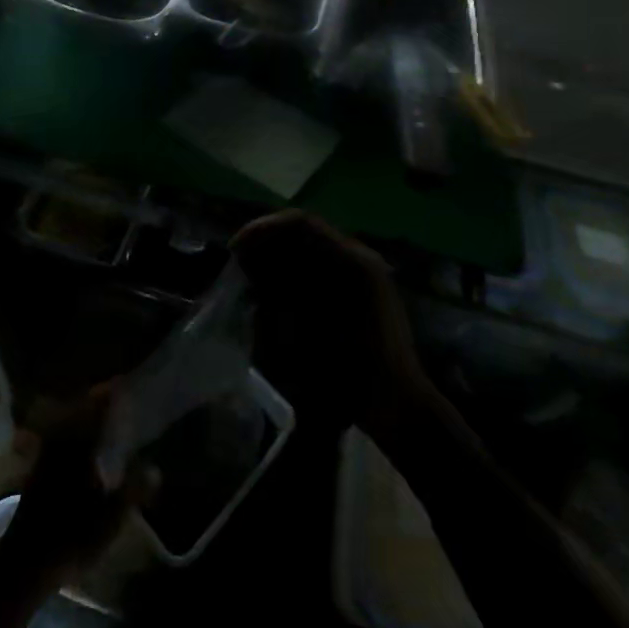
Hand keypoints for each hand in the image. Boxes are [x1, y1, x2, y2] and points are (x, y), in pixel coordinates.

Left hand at [0, 387, 149, 583]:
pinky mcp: (34, 477)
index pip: (95, 413)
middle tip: (110, 397)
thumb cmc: (72, 537)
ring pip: (62, 428)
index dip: (108, 397)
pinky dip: (66, 436)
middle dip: (92, 403)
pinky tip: (74, 448)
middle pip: (75, 415)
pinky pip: (53, 443)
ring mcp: (44, 462)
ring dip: (77, 418)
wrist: (24, 563)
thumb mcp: (111, 519)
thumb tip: (156, 468)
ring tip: (94, 418)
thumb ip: (134, 491)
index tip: (121, 384)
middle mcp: (60, 448)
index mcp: (80, 450)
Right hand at [230, 211, 429, 428]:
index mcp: (348, 261)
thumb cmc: (343, 372)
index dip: (261, 230)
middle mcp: (360, 257)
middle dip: (269, 244)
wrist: (393, 404)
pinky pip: (326, 267)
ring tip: (255, 280)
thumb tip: (249, 261)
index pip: (298, 223)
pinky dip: (299, 274)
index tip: (235, 251)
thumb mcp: (296, 331)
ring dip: (282, 259)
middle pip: (306, 232)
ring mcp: (367, 273)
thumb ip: (272, 290)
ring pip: (314, 249)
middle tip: (240, 266)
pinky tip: (281, 295)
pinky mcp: (367, 290)